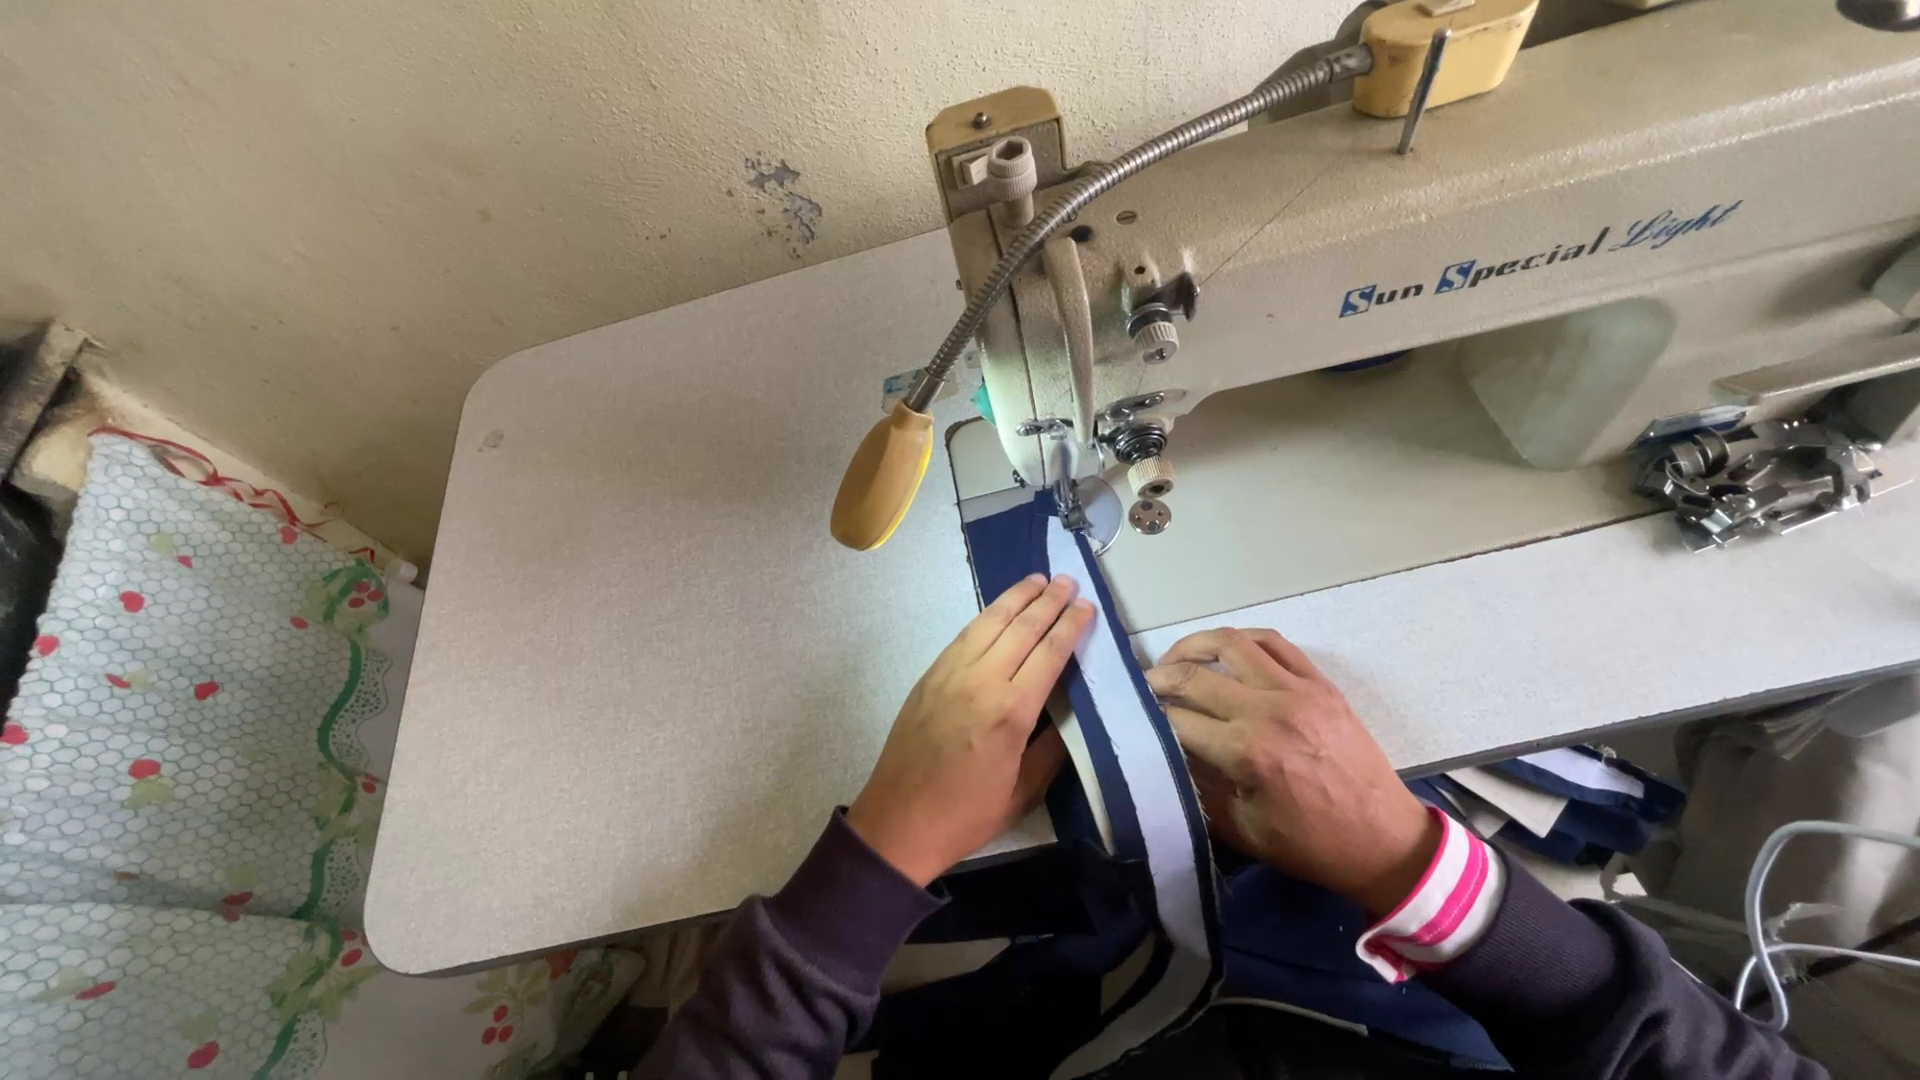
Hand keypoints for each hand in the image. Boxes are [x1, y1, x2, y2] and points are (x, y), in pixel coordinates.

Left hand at [847, 574, 1095, 886]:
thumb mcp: (1022, 792)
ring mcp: (950, 674)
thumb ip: (1051, 750)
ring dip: (1015, 598)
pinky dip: (985, 617)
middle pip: (1021, 629)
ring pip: (988, 623)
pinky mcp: (929, 676)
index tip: (1086, 606)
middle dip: (1048, 602)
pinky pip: (963, 636)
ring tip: (1037, 579)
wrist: (898, 821)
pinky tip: (998, 610)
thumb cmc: (966, 815)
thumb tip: (1069, 715)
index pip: (1049, 654)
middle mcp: (980, 682)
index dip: (1070, 626)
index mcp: (1010, 712)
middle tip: (1068, 581)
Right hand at [1146, 628, 1438, 915]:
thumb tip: (1162, 752)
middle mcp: (1268, 710)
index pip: (1177, 719)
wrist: (1384, 840)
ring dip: (1192, 646)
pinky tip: (1223, 652)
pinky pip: (1273, 642)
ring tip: (1175, 660)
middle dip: (1158, 679)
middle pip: (1194, 675)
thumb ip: (1195, 786)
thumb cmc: (1309, 844)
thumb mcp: (1240, 829)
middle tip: (1142, 688)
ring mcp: (1297, 690)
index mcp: (1247, 753)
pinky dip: (1241, 640)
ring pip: (1231, 643)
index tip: (1132, 718)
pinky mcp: (1320, 683)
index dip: (1148, 717)